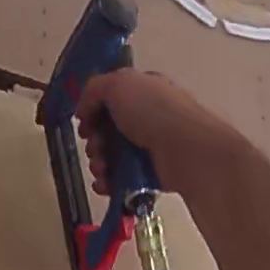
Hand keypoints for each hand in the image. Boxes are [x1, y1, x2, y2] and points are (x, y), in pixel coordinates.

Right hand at [75, 69, 255, 201]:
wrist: (187, 150)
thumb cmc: (154, 111)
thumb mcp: (119, 84)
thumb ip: (94, 90)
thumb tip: (82, 110)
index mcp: (142, 91)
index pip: (110, 100)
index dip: (92, 113)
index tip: (84, 125)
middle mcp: (147, 118)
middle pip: (108, 132)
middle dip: (95, 143)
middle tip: (97, 149)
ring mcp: (149, 148)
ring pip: (112, 157)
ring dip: (99, 164)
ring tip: (102, 169)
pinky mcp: (150, 174)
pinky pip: (122, 179)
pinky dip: (109, 182)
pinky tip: (105, 185)